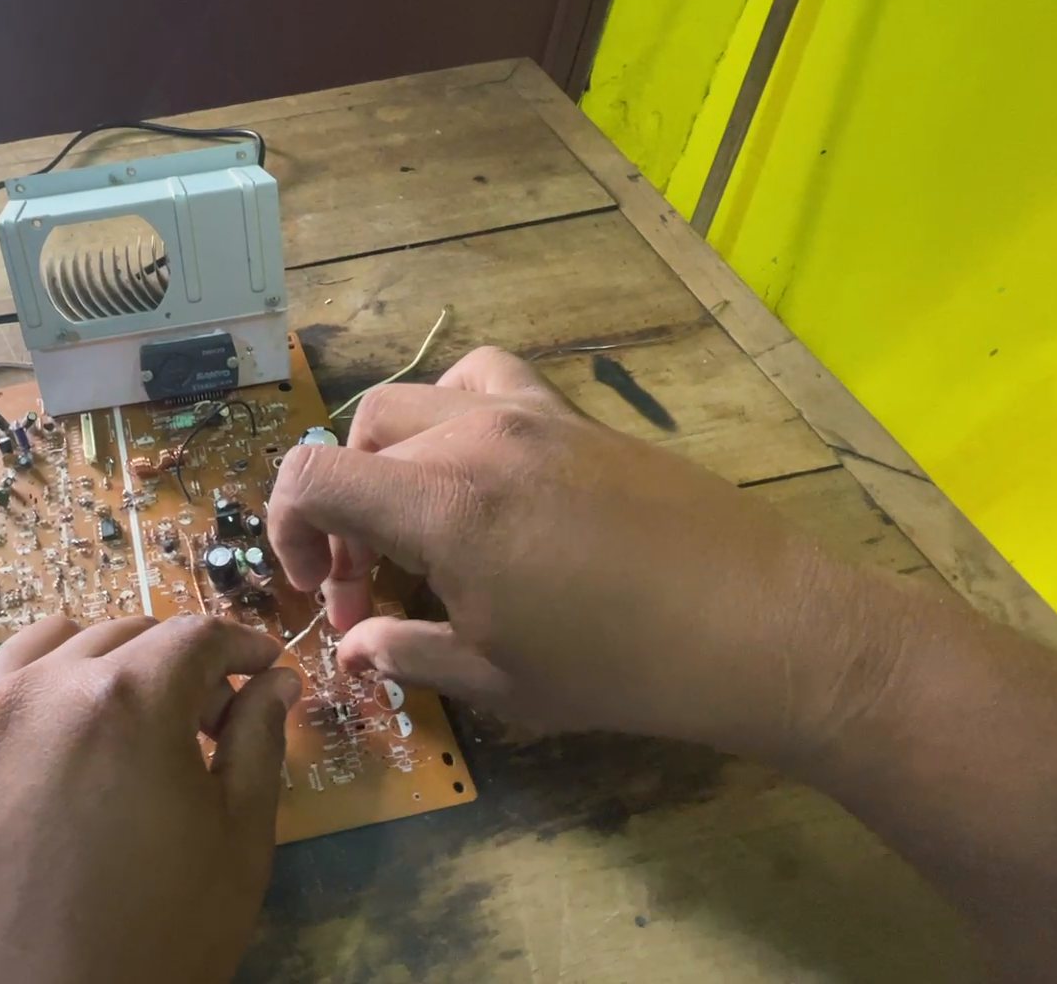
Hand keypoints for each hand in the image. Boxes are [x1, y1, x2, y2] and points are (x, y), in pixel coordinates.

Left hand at [0, 614, 301, 983]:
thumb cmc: (152, 943)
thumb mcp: (235, 842)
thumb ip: (259, 740)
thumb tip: (276, 678)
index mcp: (127, 703)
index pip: (197, 635)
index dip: (242, 646)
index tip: (263, 668)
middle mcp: (44, 685)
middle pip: (130, 633)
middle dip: (181, 664)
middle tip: (204, 718)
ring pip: (55, 640)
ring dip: (103, 662)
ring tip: (123, 719)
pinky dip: (30, 685)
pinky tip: (49, 735)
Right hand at [268, 346, 895, 759]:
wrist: (767, 628)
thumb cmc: (623, 665)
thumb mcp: (495, 678)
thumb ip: (402, 652)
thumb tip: (349, 649)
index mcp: (443, 506)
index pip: (310, 477)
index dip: (288, 528)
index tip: (319, 586)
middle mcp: (470, 439)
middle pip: (351, 450)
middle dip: (342, 520)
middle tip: (374, 585)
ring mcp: (523, 413)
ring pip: (402, 407)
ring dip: (381, 462)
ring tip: (412, 514)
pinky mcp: (566, 412)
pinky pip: (478, 377)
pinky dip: (446, 409)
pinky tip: (469, 454)